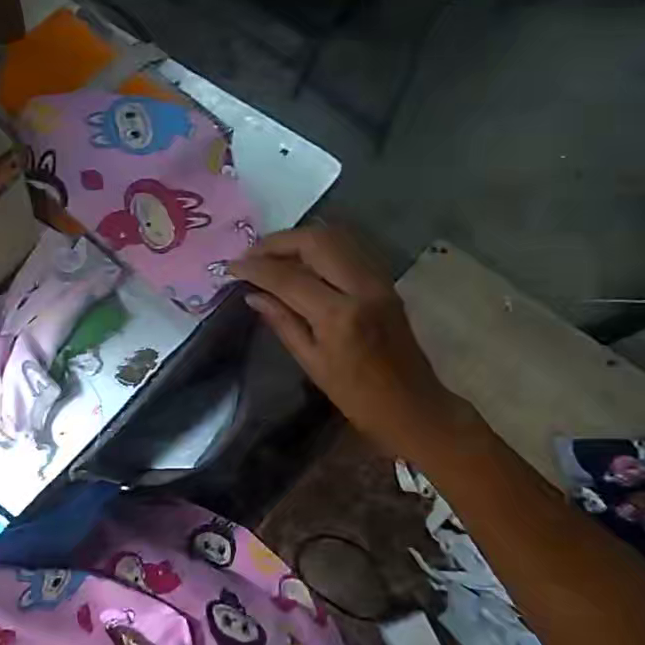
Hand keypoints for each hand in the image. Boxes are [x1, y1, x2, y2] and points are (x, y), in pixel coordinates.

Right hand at [229, 227, 450, 429]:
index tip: (230, 267)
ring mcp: (378, 281)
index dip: (255, 268)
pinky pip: (348, 250)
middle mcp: (362, 288)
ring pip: (335, 238)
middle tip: (250, 255)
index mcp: (340, 315)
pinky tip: (300, 262)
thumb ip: (282, 322)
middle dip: (277, 242)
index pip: (288, 277)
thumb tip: (252, 294)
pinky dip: (318, 248)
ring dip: (298, 240)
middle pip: (315, 241)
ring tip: (270, 255)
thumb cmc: (357, 397)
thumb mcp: (312, 363)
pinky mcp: (385, 282)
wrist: (414, 406)